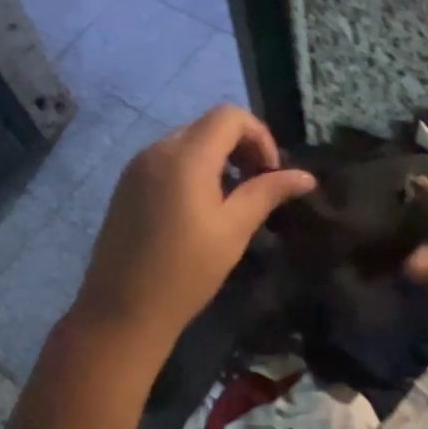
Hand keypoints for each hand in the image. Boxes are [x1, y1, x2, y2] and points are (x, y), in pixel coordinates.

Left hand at [69, 105, 315, 353]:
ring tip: (231, 200)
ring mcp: (137, 166)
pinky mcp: (126, 185)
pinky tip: (199, 208)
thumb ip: (268, 192)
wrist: (121, 311)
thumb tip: (306, 176)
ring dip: (216, 158)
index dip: (259, 135)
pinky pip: (166, 160)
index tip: (270, 173)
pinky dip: (191, 169)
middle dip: (240, 147)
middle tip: (257, 185)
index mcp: (185, 156)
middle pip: (208, 126)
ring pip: (187, 141)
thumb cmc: (185, 271)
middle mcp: (157, 150)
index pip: (229, 116)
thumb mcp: (233, 230)